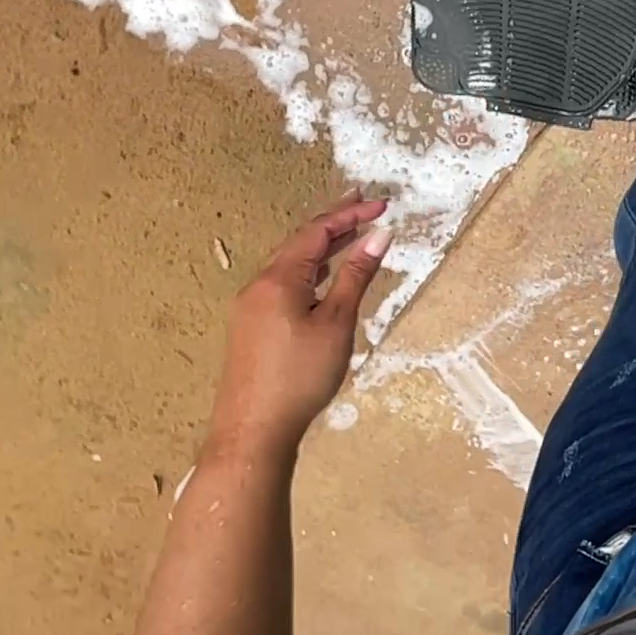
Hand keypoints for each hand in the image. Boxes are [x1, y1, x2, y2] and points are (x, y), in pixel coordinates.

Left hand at [204, 191, 392, 459]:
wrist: (253, 430)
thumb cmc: (301, 373)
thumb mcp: (338, 321)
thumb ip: (357, 275)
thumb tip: (379, 235)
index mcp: (278, 280)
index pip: (316, 233)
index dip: (349, 214)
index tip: (382, 204)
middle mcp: (259, 286)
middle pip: (299, 242)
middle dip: (333, 221)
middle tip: (365, 204)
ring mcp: (253, 307)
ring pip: (291, 262)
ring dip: (323, 244)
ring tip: (352, 231)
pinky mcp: (254, 325)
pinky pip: (286, 281)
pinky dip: (312, 266)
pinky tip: (326, 272)